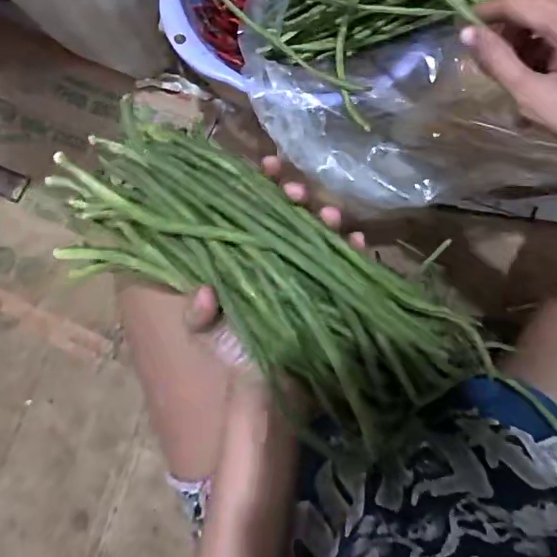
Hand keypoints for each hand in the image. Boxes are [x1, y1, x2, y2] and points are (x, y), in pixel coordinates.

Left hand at [181, 156, 362, 414]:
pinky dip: (356, 250)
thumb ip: (199, 314)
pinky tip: (358, 241)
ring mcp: (310, 267)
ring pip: (322, 231)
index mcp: (250, 251)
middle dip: (297, 195)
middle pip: (292, 212)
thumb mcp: (207, 333)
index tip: (268, 166)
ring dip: (327, 217)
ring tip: (328, 216)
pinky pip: (350, 263)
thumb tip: (206, 292)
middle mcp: (281, 252)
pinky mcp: (336, 287)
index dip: (263, 182)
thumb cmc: (236, 353)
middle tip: (296, 193)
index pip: (256, 206)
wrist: (270, 390)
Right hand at [461, 0, 556, 185]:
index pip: (517, 3)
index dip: (486, 14)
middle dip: (510, 34)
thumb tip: (467, 32)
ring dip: (533, 44)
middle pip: (539, 10)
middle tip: (491, 67)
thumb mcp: (537, 98)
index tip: (462, 32)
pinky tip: (550, 81)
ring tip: (521, 82)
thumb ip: (498, 62)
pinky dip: (556, 49)